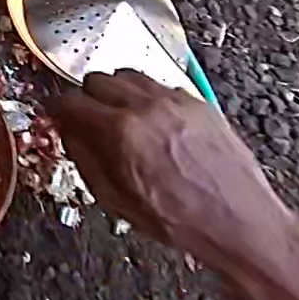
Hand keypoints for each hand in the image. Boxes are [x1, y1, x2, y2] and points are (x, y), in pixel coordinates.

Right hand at [45, 71, 293, 275]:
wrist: (241, 224)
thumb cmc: (181, 220)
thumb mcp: (115, 199)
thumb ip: (83, 158)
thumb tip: (67, 132)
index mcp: (121, 131)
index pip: (71, 101)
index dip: (57, 108)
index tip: (57, 113)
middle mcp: (146, 107)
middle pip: (96, 79)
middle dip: (86, 97)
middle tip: (88, 117)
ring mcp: (175, 101)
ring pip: (127, 74)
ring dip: (115, 91)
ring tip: (118, 114)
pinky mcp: (197, 102)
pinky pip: (158, 84)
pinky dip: (145, 95)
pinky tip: (149, 119)